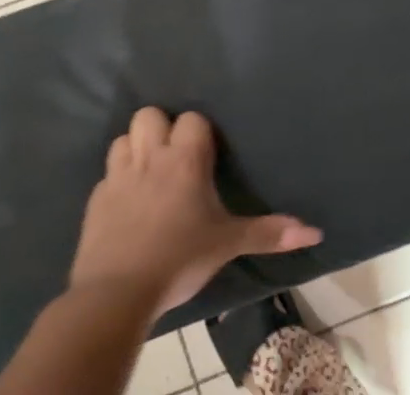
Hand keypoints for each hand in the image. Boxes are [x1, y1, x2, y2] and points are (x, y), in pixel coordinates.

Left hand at [70, 108, 322, 314]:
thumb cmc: (180, 259)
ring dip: (135, 148)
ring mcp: (117, 178)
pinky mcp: (94, 202)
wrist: (116, 294)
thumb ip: (270, 233)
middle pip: (149, 115)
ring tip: (150, 172)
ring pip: (122, 139)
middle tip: (176, 155)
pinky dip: (117, 182)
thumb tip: (315, 232)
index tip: (209, 152)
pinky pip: (106, 176)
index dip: (200, 131)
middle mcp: (149, 159)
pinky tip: (127, 205)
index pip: (192, 119)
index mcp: (185, 160)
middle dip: (161, 127)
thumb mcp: (229, 244)